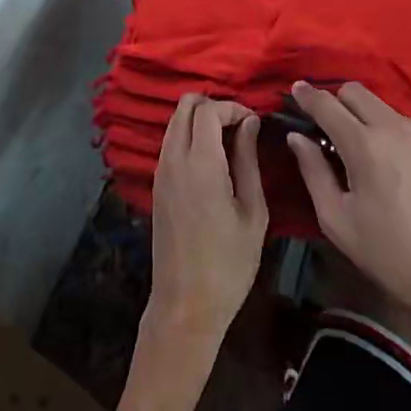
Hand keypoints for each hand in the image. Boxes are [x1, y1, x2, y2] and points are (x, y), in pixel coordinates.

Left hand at [148, 95, 266, 338]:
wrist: (186, 305)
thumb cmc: (229, 262)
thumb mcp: (252, 211)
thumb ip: (248, 160)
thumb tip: (249, 123)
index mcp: (199, 163)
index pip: (208, 110)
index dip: (233, 106)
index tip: (254, 122)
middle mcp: (173, 160)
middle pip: (184, 107)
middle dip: (213, 105)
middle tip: (240, 125)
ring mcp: (160, 173)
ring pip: (174, 123)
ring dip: (199, 119)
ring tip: (229, 139)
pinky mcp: (156, 186)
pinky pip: (170, 143)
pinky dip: (189, 136)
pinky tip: (212, 158)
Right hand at [286, 82, 410, 324]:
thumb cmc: (391, 255)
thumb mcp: (338, 221)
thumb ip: (313, 171)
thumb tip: (297, 136)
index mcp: (364, 145)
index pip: (327, 104)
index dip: (308, 95)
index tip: (298, 89)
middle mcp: (398, 127)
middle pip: (358, 93)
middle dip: (341, 104)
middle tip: (337, 132)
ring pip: (392, 114)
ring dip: (379, 129)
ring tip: (386, 168)